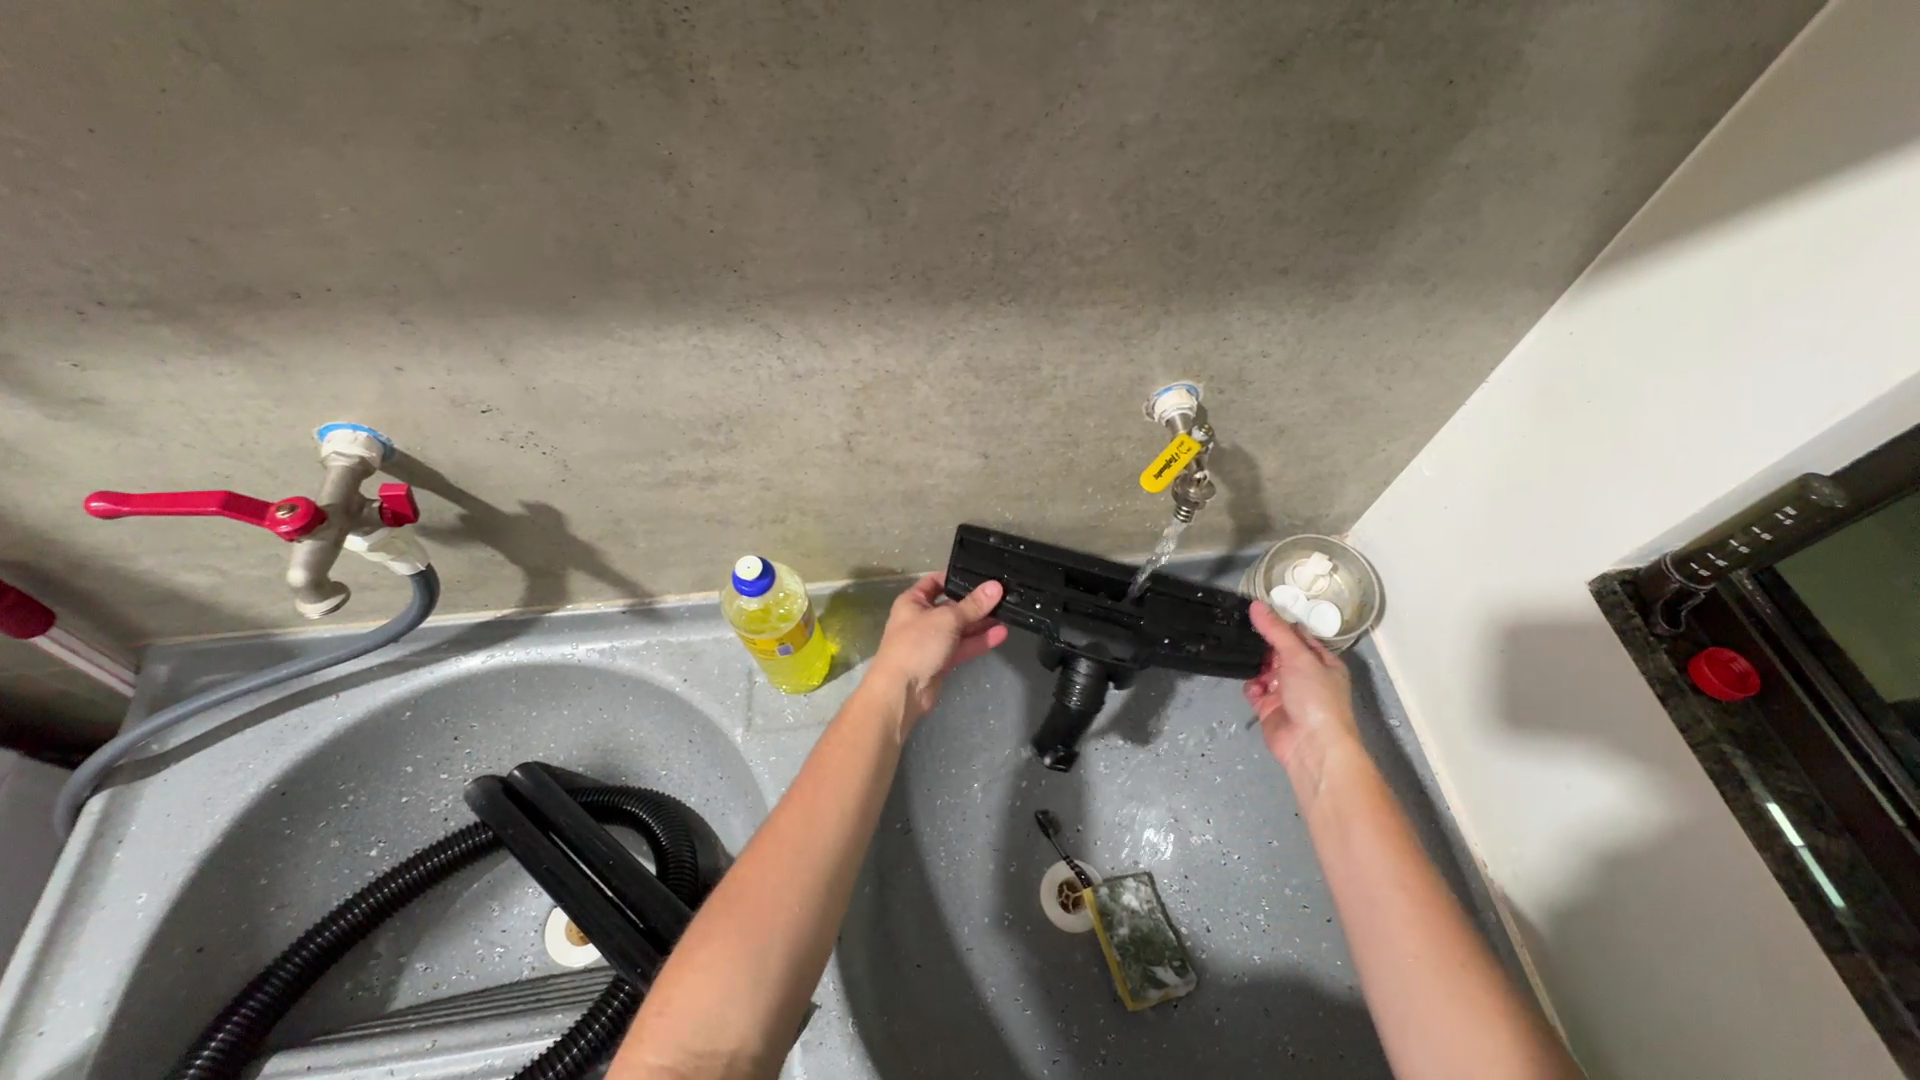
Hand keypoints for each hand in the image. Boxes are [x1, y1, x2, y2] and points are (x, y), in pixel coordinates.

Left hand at [869, 573, 1008, 725]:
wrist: (902, 690)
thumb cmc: (918, 644)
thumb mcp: (947, 619)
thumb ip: (974, 605)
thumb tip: (996, 586)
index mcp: (913, 601)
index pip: (935, 582)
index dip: (956, 578)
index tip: (981, 576)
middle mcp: (922, 618)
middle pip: (952, 606)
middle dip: (976, 603)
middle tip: (1003, 595)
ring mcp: (932, 641)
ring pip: (961, 628)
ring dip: (981, 622)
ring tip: (1008, 613)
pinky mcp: (942, 660)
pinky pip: (963, 646)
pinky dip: (979, 641)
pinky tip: (1001, 634)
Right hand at [1243, 600, 1357, 768]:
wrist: (1311, 745)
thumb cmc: (1315, 697)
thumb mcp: (1299, 657)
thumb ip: (1276, 631)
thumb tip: (1256, 605)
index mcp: (1323, 662)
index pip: (1299, 636)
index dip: (1281, 624)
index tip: (1257, 611)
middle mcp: (1306, 676)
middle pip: (1280, 652)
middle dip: (1264, 644)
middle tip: (1243, 629)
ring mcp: (1287, 693)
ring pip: (1265, 670)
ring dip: (1255, 664)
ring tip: (1242, 653)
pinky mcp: (1269, 708)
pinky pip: (1256, 690)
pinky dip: (1251, 686)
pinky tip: (1251, 685)